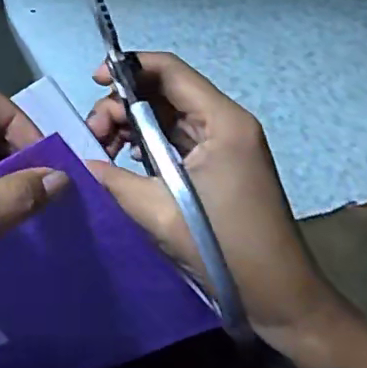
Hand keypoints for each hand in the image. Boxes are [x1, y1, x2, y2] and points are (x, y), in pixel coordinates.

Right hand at [84, 53, 338, 339]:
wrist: (283, 301)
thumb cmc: (227, 251)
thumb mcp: (161, 214)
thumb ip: (116, 180)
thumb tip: (83, 161)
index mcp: (222, 121)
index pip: (170, 70)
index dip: (129, 67)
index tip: (95, 81)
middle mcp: (226, 122)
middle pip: (165, 91)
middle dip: (123, 105)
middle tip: (94, 135)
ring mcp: (226, 143)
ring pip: (168, 115)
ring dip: (132, 126)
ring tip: (104, 150)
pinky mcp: (221, 163)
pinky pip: (177, 138)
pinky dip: (148, 144)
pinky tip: (126, 163)